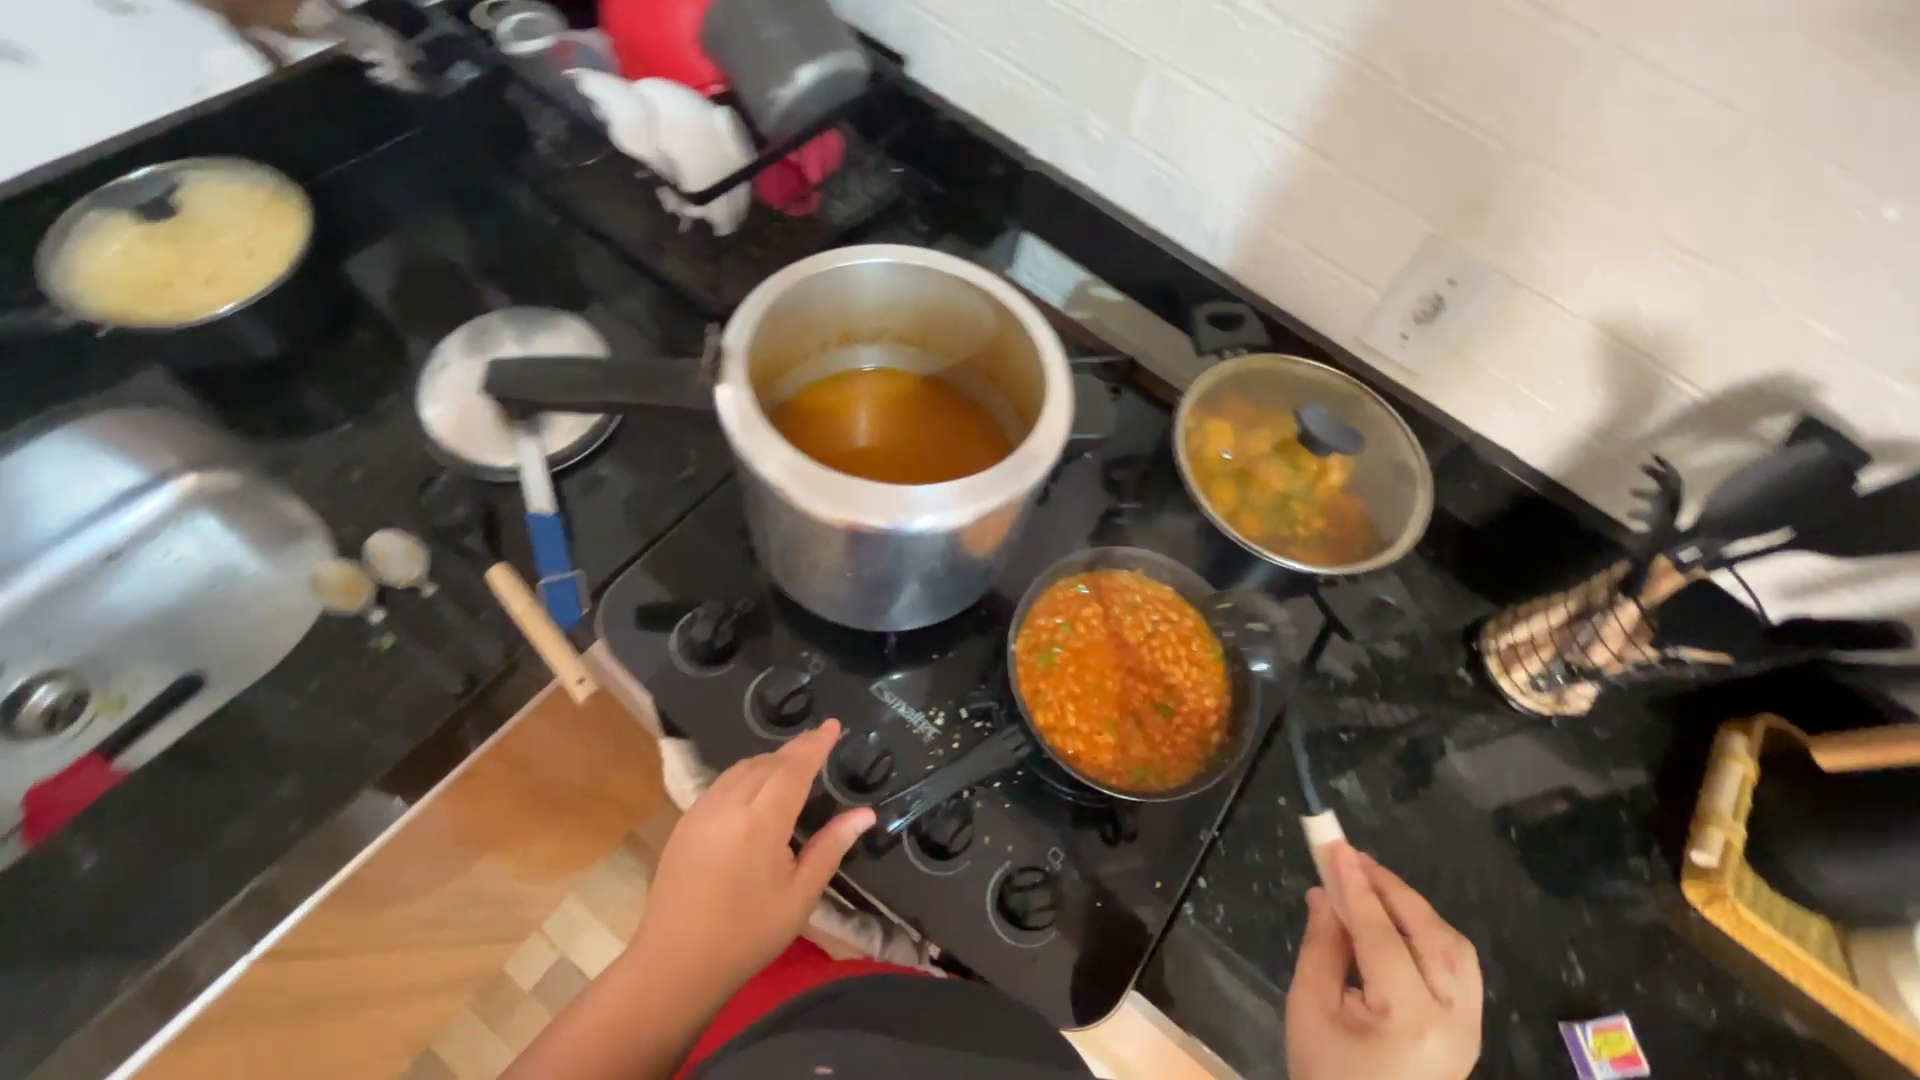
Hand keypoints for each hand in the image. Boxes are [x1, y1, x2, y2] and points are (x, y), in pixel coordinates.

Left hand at [634, 719, 874, 995]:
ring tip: (792, 767)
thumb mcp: (799, 896)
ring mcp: (700, 813)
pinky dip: (746, 776)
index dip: (815, 744)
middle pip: (766, 763)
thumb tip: (865, 814)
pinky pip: (721, 784)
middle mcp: (728, 806)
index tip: (834, 725)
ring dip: (769, 761)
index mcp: (760, 823)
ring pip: (740, 769)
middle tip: (819, 747)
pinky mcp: (684, 824)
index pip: (793, 768)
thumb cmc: (746, 936)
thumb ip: (830, 848)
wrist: (674, 965)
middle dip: (794, 751)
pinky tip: (756, 792)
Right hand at [1285, 844, 1481, 1079]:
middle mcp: (1454, 1021)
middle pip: (1431, 935)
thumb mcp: (1309, 1006)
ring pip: (1455, 948)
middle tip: (1353, 859)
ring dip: (1415, 910)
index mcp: (1408, 1018)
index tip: (1334, 847)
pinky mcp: (1470, 1033)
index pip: (1381, 934)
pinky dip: (1431, 936)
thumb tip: (1326, 894)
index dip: (1355, 886)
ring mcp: (1470, 1030)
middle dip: (1391, 890)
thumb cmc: (1325, 1073)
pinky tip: (1399, 923)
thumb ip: (1321, 945)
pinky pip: (1460, 969)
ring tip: (1374, 885)